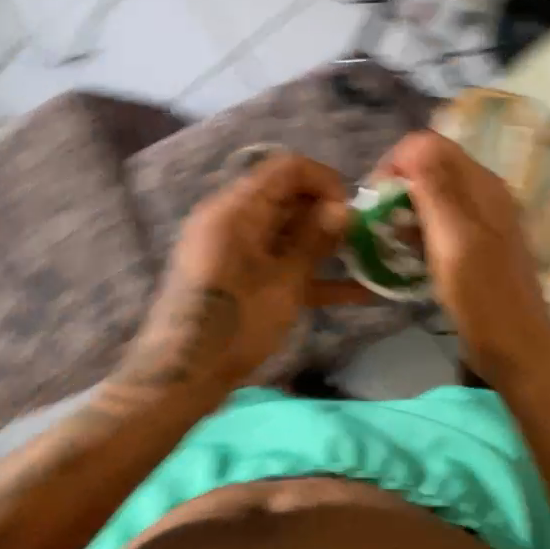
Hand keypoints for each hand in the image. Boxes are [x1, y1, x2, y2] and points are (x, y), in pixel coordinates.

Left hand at [122, 152, 359, 393]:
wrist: (181, 380)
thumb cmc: (235, 323)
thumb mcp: (284, 281)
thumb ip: (314, 240)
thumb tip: (343, 209)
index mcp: (237, 209)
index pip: (287, 168)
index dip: (325, 181)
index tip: (352, 211)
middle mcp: (233, 220)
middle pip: (288, 199)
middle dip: (329, 214)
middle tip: (364, 239)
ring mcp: (234, 251)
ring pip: (287, 233)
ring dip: (325, 246)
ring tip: (368, 261)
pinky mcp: (239, 279)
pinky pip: (279, 263)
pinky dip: (311, 274)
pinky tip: (356, 295)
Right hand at [376, 131, 549, 384]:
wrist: (517, 349)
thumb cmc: (483, 298)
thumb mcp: (455, 240)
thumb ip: (436, 189)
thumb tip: (414, 144)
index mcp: (482, 185)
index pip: (429, 144)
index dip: (397, 162)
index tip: (376, 197)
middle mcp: (484, 193)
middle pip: (432, 164)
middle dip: (399, 183)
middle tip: (378, 220)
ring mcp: (483, 218)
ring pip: (435, 192)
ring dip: (406, 206)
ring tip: (388, 237)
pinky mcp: (477, 242)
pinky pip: (441, 218)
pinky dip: (420, 227)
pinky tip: (408, 252)